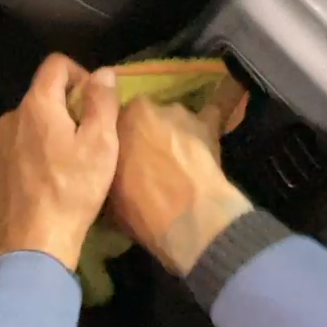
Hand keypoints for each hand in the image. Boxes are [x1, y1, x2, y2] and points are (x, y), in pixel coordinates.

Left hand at [0, 54, 119, 271]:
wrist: (33, 245)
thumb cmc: (73, 190)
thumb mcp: (101, 144)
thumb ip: (102, 101)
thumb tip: (103, 72)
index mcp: (37, 105)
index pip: (55, 64)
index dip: (80, 73)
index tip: (95, 100)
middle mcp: (9, 118)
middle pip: (41, 96)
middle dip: (65, 108)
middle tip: (88, 138)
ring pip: (27, 125)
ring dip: (47, 133)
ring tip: (66, 163)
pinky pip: (14, 150)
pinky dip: (30, 155)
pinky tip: (45, 181)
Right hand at [108, 94, 252, 276]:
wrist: (189, 219)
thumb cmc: (140, 209)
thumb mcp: (109, 192)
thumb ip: (108, 168)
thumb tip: (110, 169)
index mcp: (118, 119)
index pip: (114, 120)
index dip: (120, 139)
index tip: (122, 156)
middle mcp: (147, 107)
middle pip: (145, 117)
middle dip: (147, 133)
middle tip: (149, 160)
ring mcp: (181, 113)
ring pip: (174, 119)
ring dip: (175, 133)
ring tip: (180, 158)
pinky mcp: (209, 125)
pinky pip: (212, 110)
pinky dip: (214, 112)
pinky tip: (218, 116)